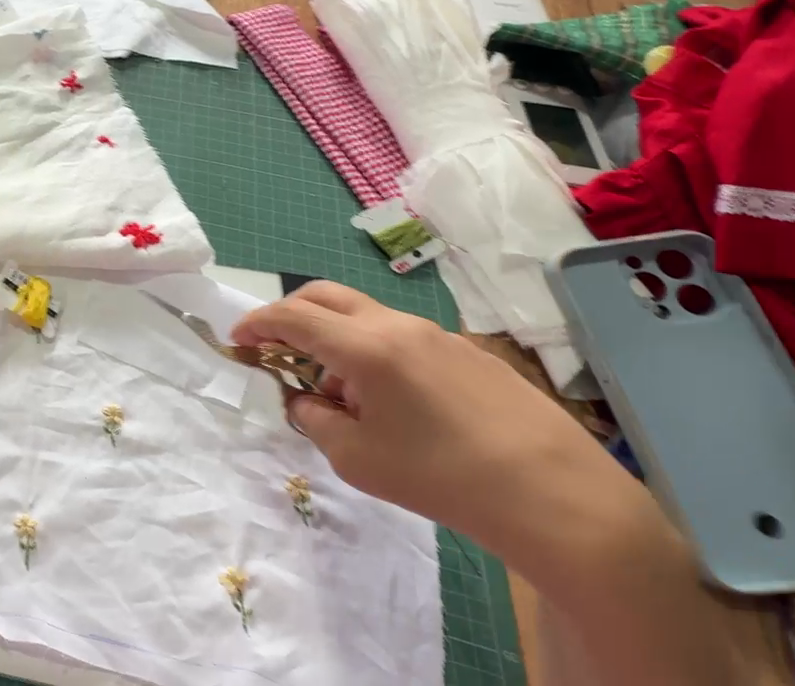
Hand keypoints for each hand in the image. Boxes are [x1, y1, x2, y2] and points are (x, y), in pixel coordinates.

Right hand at [232, 281, 637, 555]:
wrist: (558, 499)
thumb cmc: (442, 478)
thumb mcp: (356, 458)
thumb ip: (315, 419)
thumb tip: (307, 401)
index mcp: (364, 347)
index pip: (292, 316)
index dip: (256, 323)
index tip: (237, 340)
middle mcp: (398, 326)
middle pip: (326, 295)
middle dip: (289, 313)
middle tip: (273, 346)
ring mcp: (440, 336)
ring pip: (365, 315)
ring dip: (334, 336)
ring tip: (338, 390)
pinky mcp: (471, 354)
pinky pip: (403, 337)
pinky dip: (374, 351)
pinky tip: (392, 401)